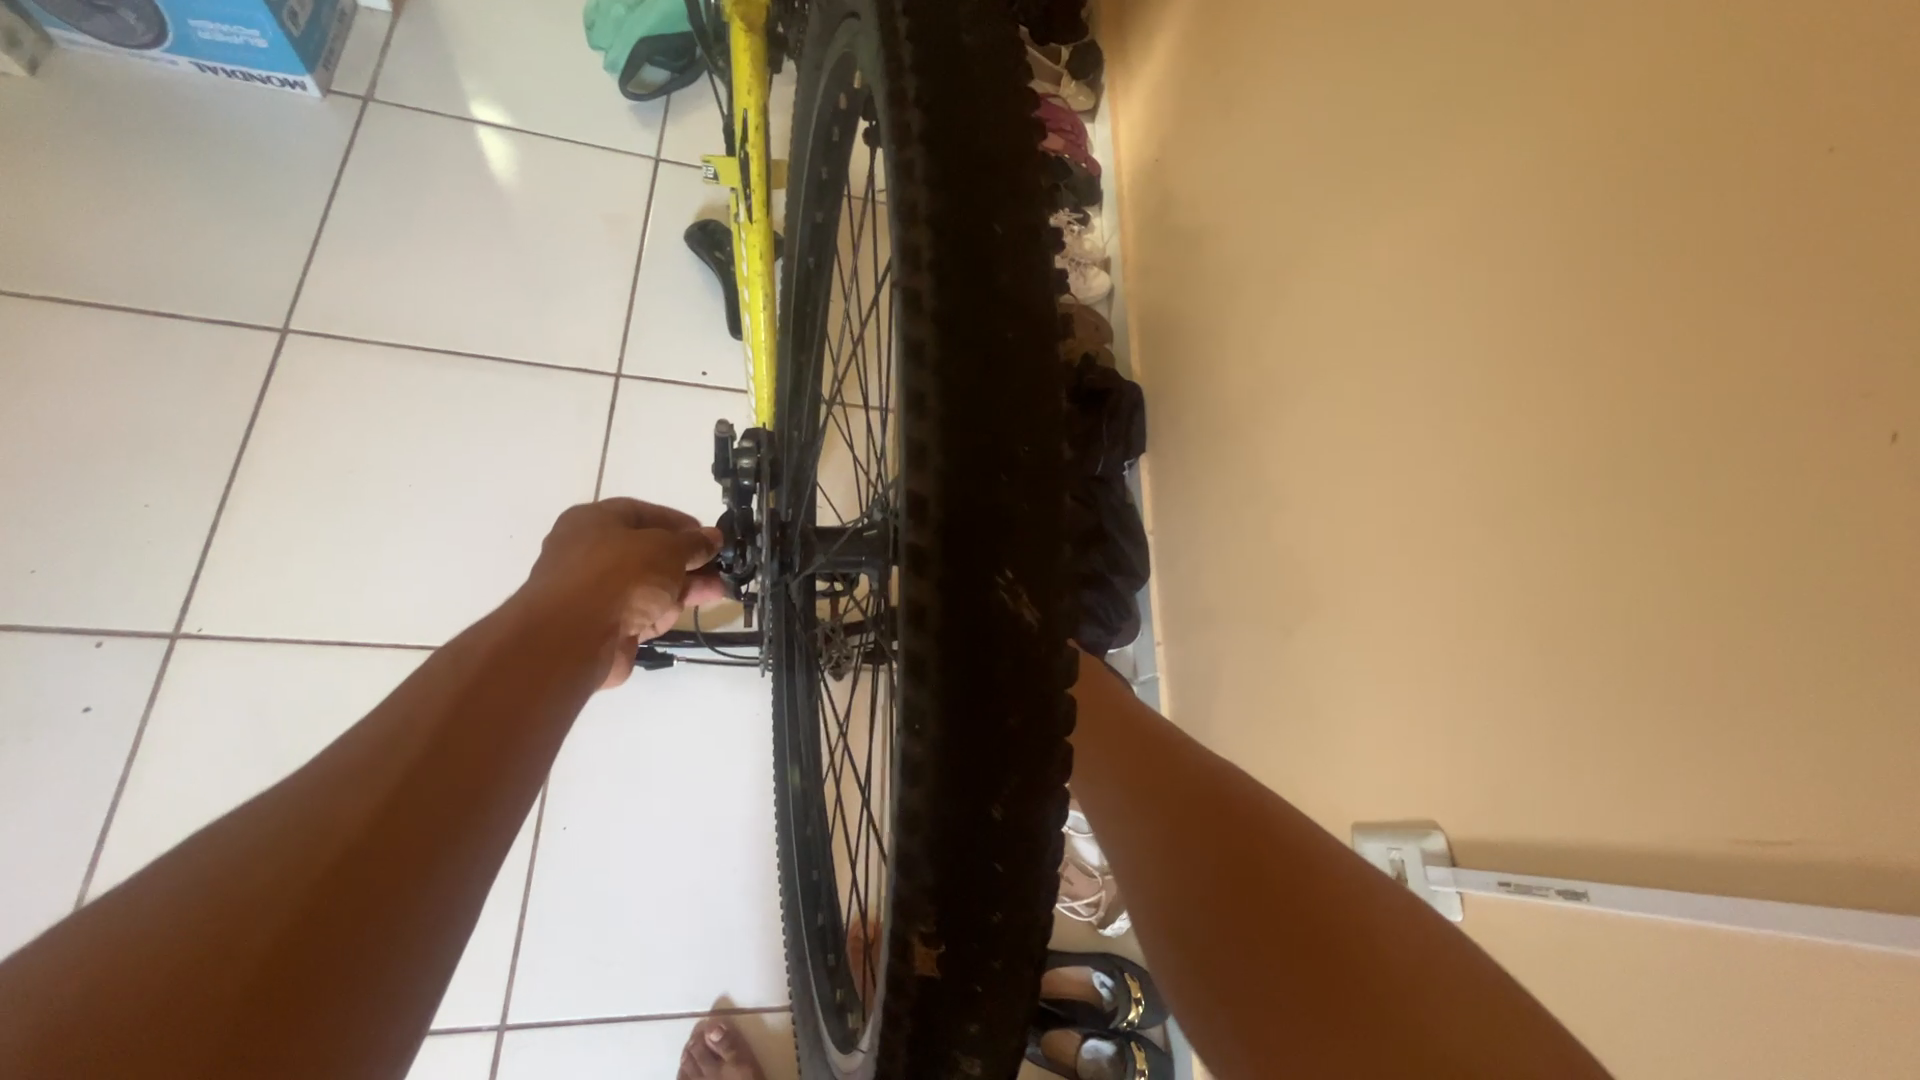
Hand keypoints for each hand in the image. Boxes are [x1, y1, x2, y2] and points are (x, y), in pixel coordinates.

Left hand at [522, 498, 725, 686]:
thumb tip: (712, 537)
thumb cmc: (620, 575)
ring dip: (681, 587)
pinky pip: (638, 613)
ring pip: (645, 585)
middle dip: (686, 561)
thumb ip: (693, 543)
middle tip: (718, 567)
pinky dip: (661, 612)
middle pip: (646, 552)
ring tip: (717, 591)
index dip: (678, 523)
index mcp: (593, 521)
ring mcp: (592, 592)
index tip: (707, 537)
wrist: (574, 637)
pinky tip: (683, 614)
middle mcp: (587, 553)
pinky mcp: (601, 626)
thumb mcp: (667, 548)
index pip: (642, 514)